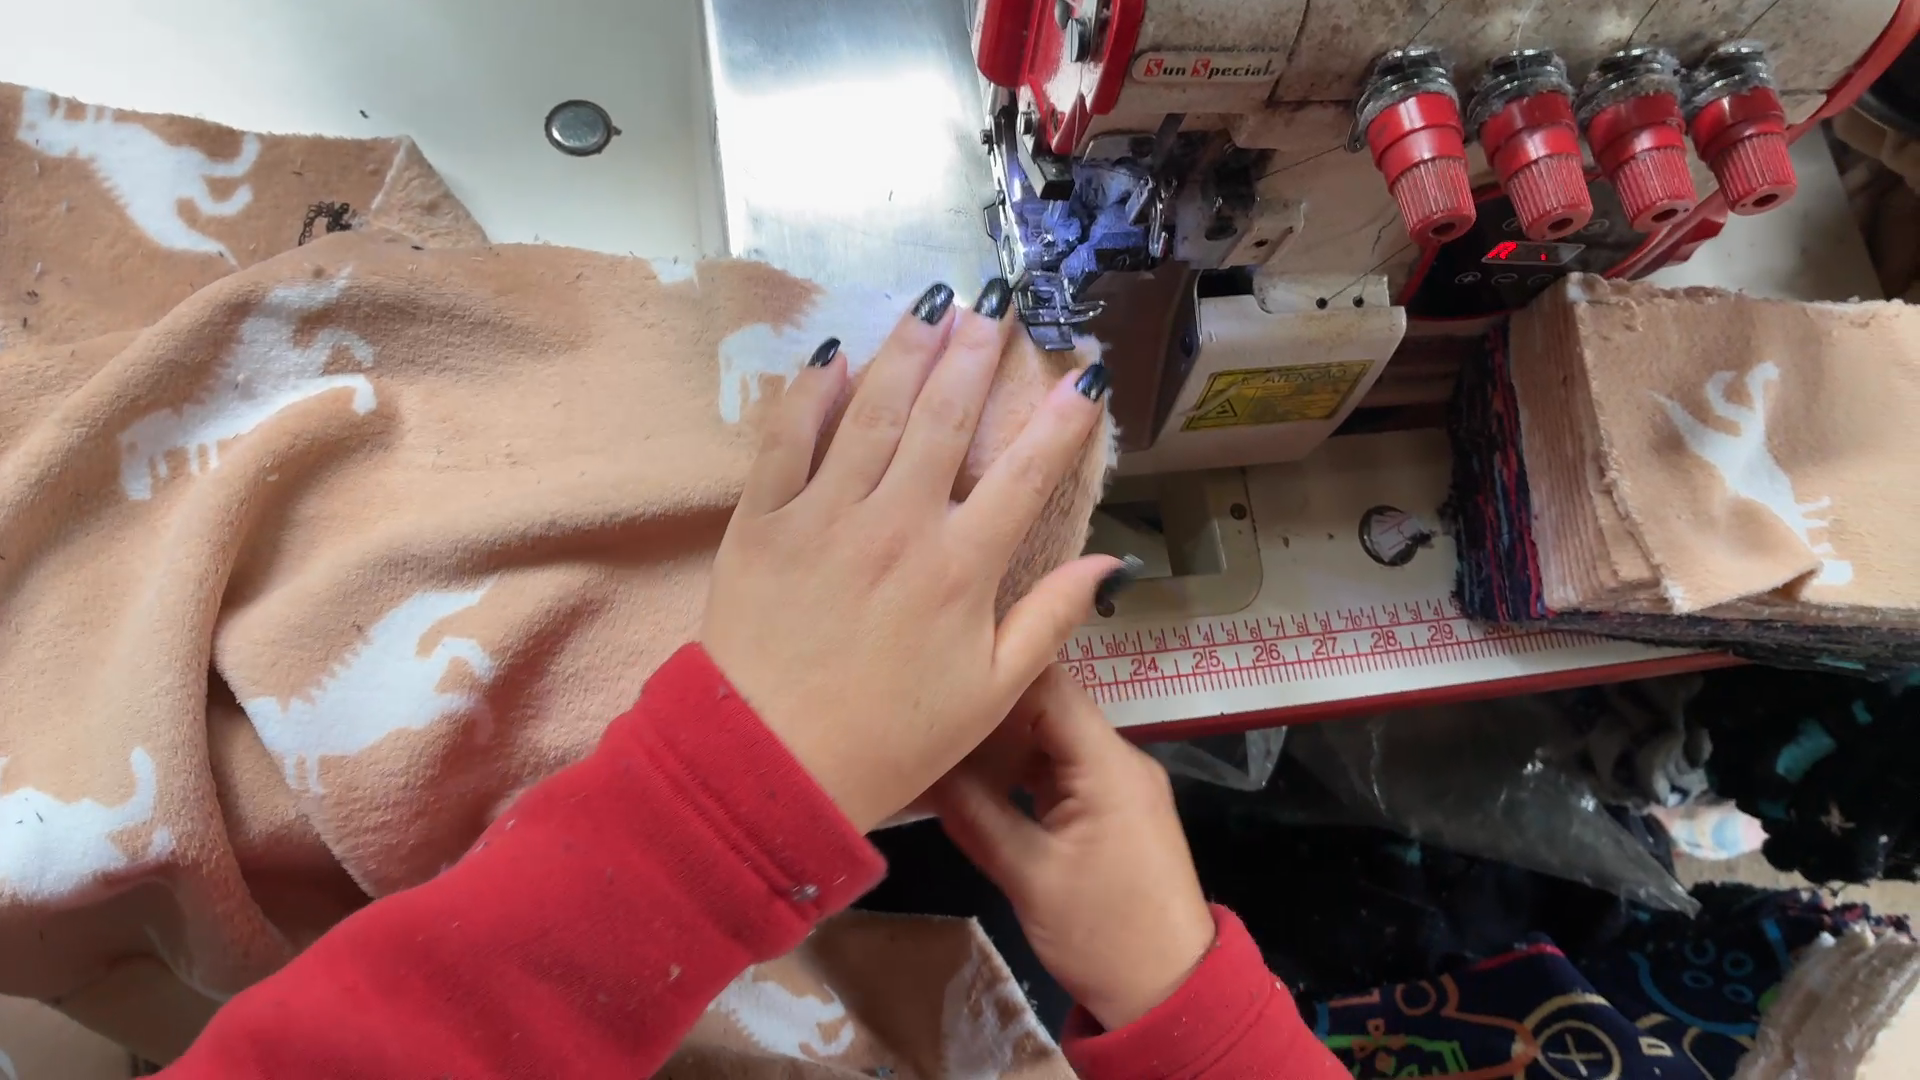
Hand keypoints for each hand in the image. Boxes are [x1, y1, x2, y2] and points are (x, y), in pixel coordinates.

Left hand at [700, 281, 1116, 831]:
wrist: (767, 769)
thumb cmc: (891, 740)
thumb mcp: (989, 695)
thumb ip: (1049, 620)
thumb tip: (1108, 564)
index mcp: (959, 568)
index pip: (1025, 474)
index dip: (1062, 422)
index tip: (1085, 377)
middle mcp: (896, 524)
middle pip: (944, 421)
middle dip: (975, 358)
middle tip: (993, 307)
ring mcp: (823, 516)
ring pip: (871, 414)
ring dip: (905, 355)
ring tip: (930, 308)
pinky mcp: (761, 523)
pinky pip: (785, 441)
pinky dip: (808, 395)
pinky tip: (831, 356)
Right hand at [933, 666, 1215, 1030]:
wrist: (1174, 996)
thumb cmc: (1104, 935)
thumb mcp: (1029, 877)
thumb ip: (973, 814)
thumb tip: (925, 768)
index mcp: (1107, 764)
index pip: (1049, 688)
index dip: (997, 680)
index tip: (949, 685)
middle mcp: (1120, 757)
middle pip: (1051, 707)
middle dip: (995, 712)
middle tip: (940, 719)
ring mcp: (1120, 780)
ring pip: (1055, 736)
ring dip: (1007, 742)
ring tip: (951, 745)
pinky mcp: (1114, 803)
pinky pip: (1064, 765)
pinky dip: (1025, 768)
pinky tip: (985, 779)